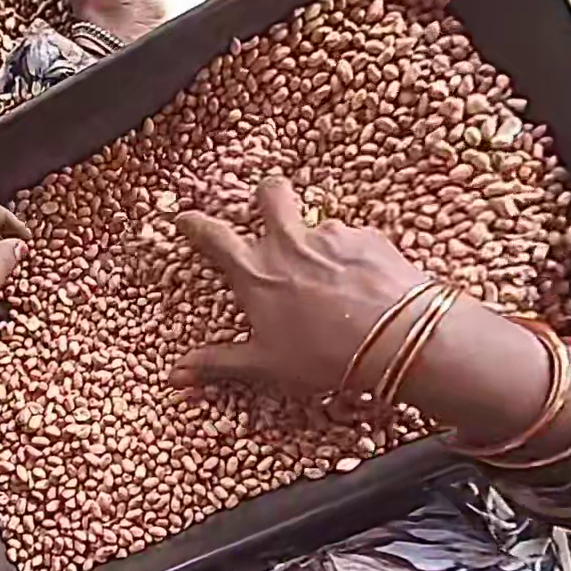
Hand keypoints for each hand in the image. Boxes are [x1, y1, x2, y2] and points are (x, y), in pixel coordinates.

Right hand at [171, 176, 570, 475]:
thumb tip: (174, 376)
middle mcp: (288, 243)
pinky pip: (353, 240)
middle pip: (270, 194)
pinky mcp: (368, 237)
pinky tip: (364, 285)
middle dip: (266, 196)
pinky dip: (353, 257)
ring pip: (317, 224)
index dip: (195, 224)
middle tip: (271, 211)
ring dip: (318, 242)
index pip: (213, 236)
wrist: (396, 342)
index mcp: (256, 272)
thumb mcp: (265, 364)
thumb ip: (218, 364)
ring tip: (333, 279)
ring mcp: (330, 236)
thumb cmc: (321, 356)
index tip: (186, 218)